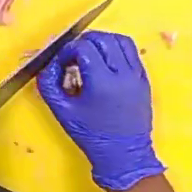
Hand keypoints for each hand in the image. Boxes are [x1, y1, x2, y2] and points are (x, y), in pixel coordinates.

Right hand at [37, 31, 164, 190]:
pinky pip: (131, 52)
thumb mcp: (61, 111)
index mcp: (101, 81)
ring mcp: (137, 75)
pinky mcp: (144, 79)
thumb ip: (48, 85)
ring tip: (90, 54)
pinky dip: (116, 50)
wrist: (123, 153)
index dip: (67, 51)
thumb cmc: (90, 134)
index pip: (83, 47)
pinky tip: (105, 63)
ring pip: (121, 40)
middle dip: (84, 42)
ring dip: (102, 41)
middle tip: (73, 56)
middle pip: (103, 38)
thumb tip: (48, 65)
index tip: (61, 64)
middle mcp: (122, 73)